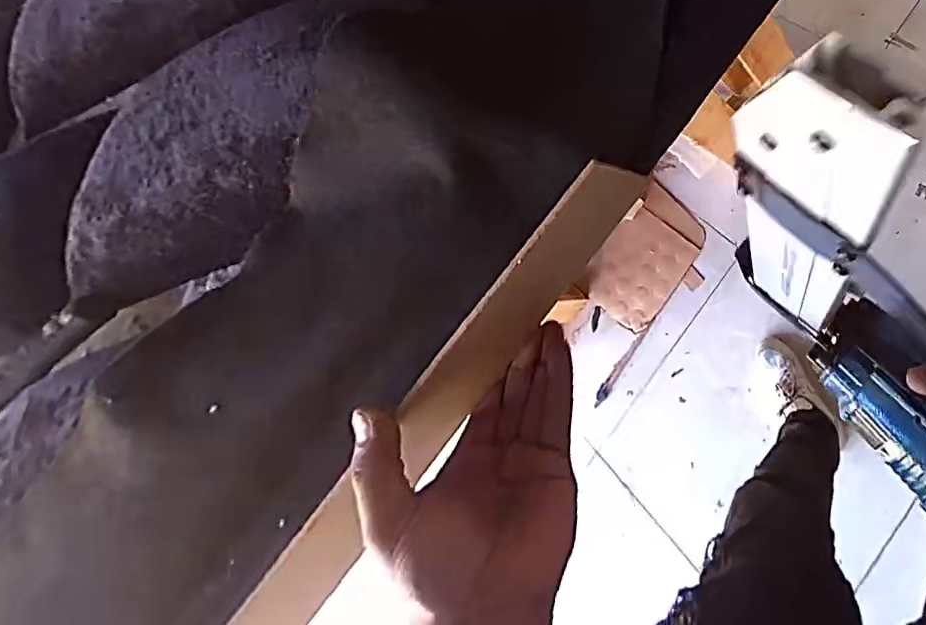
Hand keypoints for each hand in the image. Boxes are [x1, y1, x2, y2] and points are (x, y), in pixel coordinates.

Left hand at [349, 326, 577, 624]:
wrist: (481, 611)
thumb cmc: (432, 578)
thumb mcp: (389, 521)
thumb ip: (379, 467)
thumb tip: (363, 415)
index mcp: (464, 468)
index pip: (483, 412)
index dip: (491, 379)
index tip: (499, 347)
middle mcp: (500, 459)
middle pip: (516, 399)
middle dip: (523, 364)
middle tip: (530, 328)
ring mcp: (530, 461)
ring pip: (540, 399)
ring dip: (545, 364)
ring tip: (548, 329)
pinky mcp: (555, 465)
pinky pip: (559, 414)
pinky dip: (561, 381)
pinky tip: (561, 356)